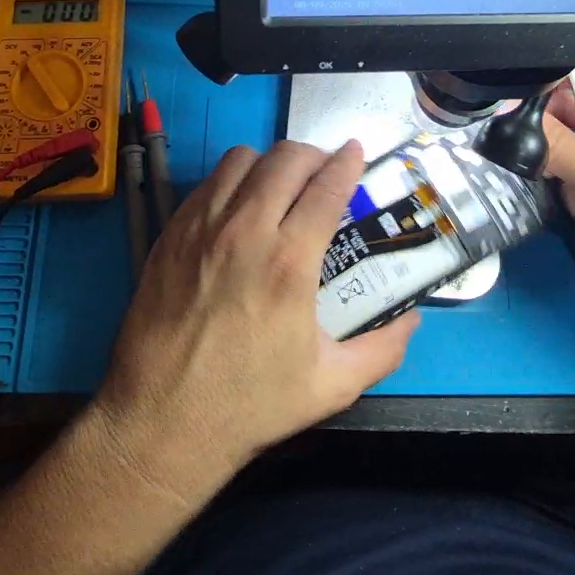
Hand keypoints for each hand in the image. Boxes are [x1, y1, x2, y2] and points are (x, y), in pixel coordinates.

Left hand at [91, 140, 419, 491]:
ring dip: (270, 163)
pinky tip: (239, 205)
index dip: (347, 163)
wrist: (162, 422)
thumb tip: (413, 321)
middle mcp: (245, 232)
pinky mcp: (170, 237)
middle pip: (285, 160)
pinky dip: (231, 181)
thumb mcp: (332, 386)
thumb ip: (382, 350)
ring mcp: (202, 230)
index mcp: (290, 262)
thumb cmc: (250, 405)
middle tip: (324, 171)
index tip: (357, 151)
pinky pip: (206, 184)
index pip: (327, 188)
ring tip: (281, 185)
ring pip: (240, 160)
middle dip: (314, 155)